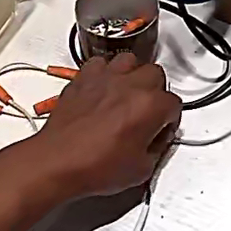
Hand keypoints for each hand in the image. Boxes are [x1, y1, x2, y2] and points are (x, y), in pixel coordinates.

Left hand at [20, 53, 180, 200]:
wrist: (56, 163)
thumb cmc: (93, 166)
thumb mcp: (141, 170)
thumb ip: (156, 150)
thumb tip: (155, 142)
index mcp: (150, 106)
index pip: (174, 104)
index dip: (170, 120)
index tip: (162, 130)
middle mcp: (129, 86)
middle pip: (156, 74)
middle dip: (156, 92)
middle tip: (148, 112)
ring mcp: (105, 79)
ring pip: (129, 61)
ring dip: (132, 76)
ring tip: (128, 94)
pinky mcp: (83, 80)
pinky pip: (99, 64)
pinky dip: (104, 73)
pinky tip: (103, 89)